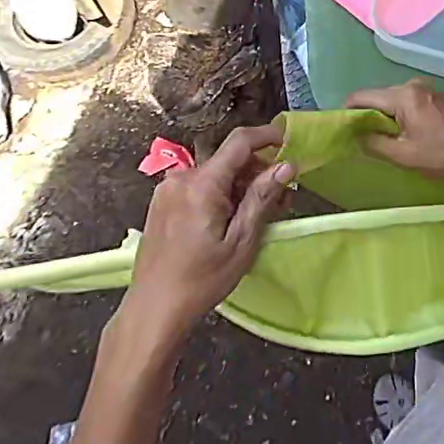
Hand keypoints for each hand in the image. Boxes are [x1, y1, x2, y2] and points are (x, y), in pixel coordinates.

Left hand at [120, 124, 294, 345]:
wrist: (154, 307)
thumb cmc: (201, 280)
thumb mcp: (241, 241)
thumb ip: (262, 198)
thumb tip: (286, 166)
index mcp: (202, 184)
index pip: (239, 142)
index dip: (267, 136)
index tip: (289, 140)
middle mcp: (182, 177)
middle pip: (229, 158)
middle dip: (258, 170)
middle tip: (282, 197)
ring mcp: (169, 188)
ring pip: (216, 172)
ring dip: (240, 184)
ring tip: (259, 213)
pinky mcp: (163, 201)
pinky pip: (199, 185)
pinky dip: (221, 192)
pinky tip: (231, 218)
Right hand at [345, 79, 443, 178]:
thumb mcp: (404, 156)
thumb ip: (374, 144)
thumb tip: (356, 137)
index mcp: (402, 96)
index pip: (361, 96)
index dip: (348, 113)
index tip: (343, 131)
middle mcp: (411, 85)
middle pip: (376, 97)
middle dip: (366, 117)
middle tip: (363, 142)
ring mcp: (423, 90)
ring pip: (390, 102)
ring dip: (384, 119)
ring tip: (383, 142)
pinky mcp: (432, 98)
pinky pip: (405, 104)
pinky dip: (398, 118)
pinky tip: (403, 136)